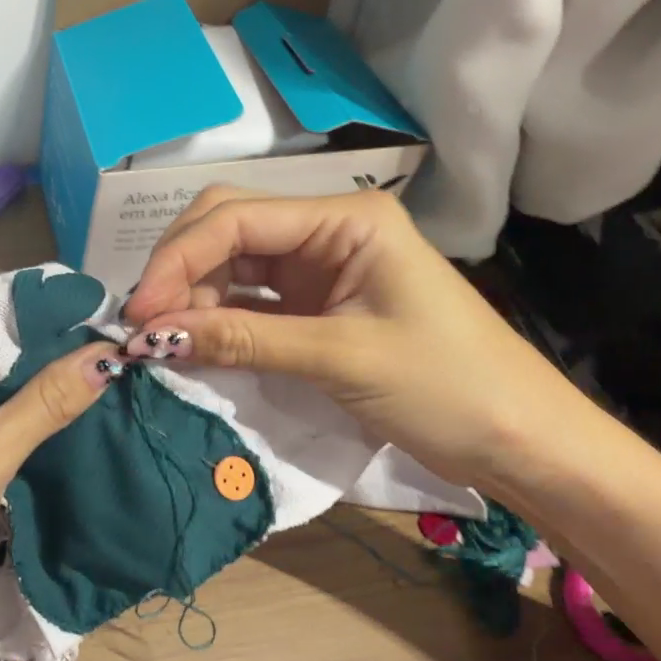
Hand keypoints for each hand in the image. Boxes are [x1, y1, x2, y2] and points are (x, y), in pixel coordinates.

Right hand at [122, 186, 585, 487]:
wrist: (523, 442)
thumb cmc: (449, 388)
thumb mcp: (340, 360)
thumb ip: (241, 340)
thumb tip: (149, 337)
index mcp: (344, 218)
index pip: (236, 219)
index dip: (177, 260)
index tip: (138, 314)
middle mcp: (326, 229)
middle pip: (226, 228)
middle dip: (178, 270)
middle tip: (142, 326)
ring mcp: (319, 266)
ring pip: (231, 264)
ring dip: (191, 297)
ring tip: (161, 342)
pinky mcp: (315, 303)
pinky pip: (249, 300)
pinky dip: (216, 319)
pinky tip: (191, 343)